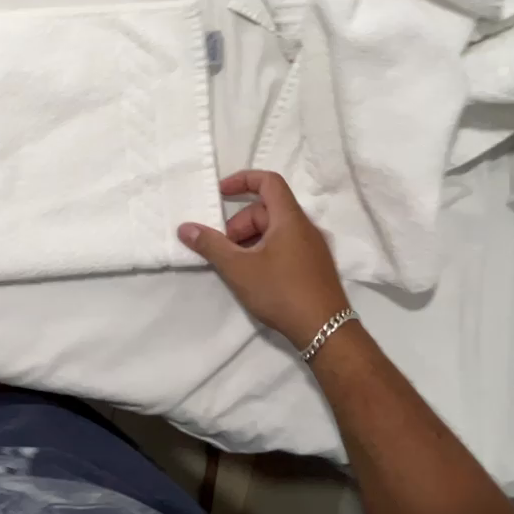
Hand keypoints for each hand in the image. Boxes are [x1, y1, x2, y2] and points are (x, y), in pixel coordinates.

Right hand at [177, 170, 349, 345]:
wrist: (328, 333)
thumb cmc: (282, 292)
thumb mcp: (238, 268)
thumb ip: (210, 245)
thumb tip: (185, 228)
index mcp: (290, 219)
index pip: (268, 181)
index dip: (242, 180)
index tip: (220, 193)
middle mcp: (306, 227)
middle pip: (267, 209)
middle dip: (239, 223)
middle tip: (224, 248)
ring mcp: (314, 247)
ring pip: (276, 229)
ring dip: (251, 238)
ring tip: (237, 264)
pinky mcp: (316, 266)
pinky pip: (287, 244)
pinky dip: (265, 249)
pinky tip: (255, 274)